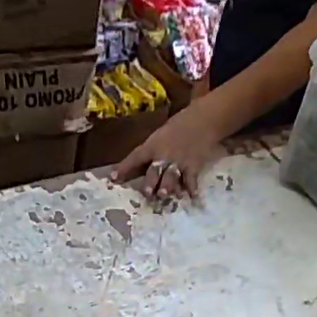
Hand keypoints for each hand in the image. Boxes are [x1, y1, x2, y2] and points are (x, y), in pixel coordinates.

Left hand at [111, 102, 225, 200]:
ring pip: (172, 175)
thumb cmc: (177, 128)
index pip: (136, 157)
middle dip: (151, 181)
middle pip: (155, 170)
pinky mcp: (194, 165)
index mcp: (153, 146)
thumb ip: (149, 154)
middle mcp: (164, 154)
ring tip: (164, 195)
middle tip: (146, 193)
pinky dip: (192, 188)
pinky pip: (191, 179)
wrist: (203, 119)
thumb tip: (133, 171)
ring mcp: (179, 161)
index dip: (124, 168)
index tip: (113, 179)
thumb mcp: (159, 137)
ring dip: (168, 186)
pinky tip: (193, 197)